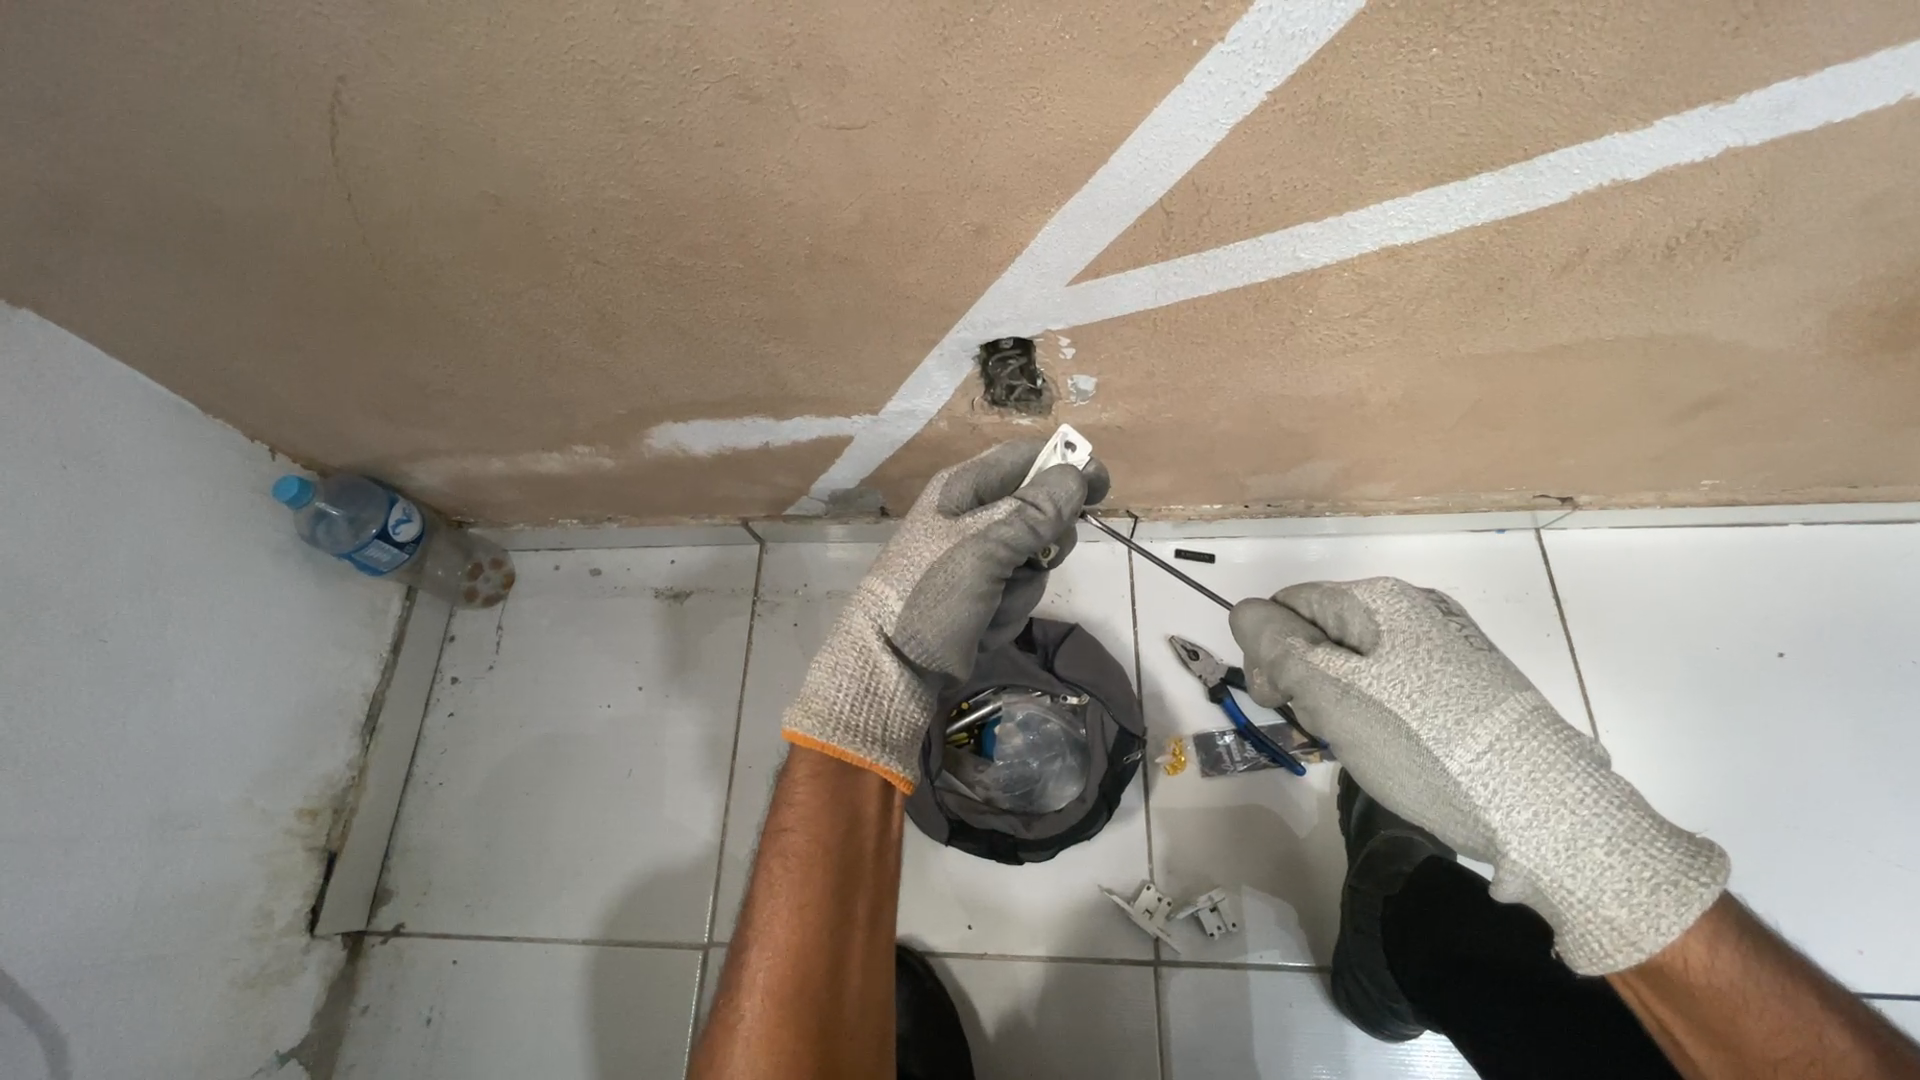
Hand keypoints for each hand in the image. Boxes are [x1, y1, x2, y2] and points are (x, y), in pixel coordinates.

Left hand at [782, 440, 1108, 792]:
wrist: (895, 666)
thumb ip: (1035, 512)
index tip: (1100, 488)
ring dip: (1022, 586)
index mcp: (964, 488)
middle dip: (1043, 543)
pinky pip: (1023, 590)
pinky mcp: (986, 594)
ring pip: (1038, 558)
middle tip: (1032, 560)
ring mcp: (981, 558)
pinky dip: (1009, 610)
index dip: (1066, 468)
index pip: (1027, 458)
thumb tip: (1079, 475)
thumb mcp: (984, 547)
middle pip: (1042, 512)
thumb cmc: (931, 594)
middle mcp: (974, 515)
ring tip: (990, 602)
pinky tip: (984, 622)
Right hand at [1230, 577, 1728, 974]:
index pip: (1288, 603)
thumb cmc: (1422, 744)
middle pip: (1322, 628)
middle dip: (1301, 675)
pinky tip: (1387, 743)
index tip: (1276, 703)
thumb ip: (1277, 645)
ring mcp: (1446, 642)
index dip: (1267, 651)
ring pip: (1356, 658)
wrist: (1545, 810)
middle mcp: (1414, 606)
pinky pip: (1394, 679)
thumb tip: (1242, 610)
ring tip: (1354, 741)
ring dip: (1335, 696)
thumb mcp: (1331, 693)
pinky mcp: (1467, 678)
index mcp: (1378, 598)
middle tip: (1314, 727)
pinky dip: (1374, 706)